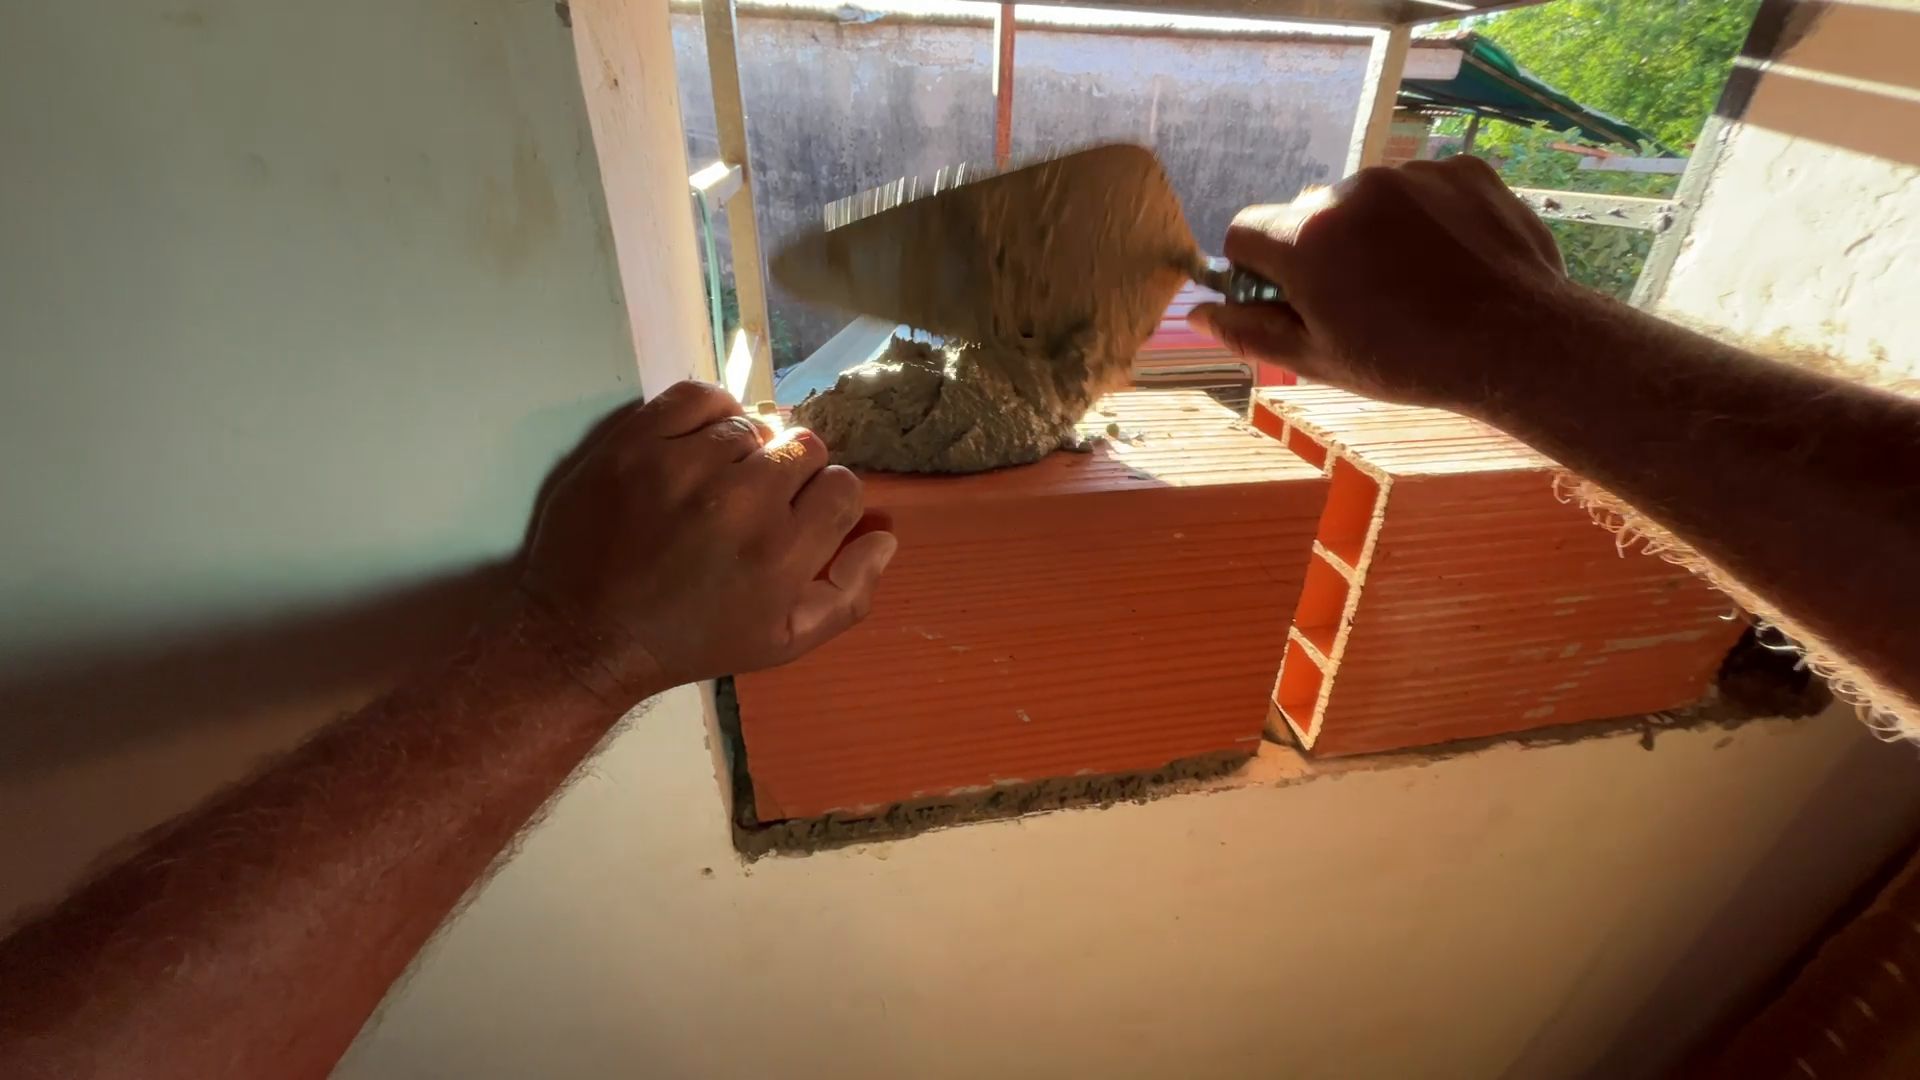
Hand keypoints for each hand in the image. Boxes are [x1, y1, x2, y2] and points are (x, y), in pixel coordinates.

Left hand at [515, 381, 896, 701]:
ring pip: (753, 423)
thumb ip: (849, 593)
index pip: (844, 487)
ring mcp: (683, 465)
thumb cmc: (696, 641)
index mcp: (783, 554)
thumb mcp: (786, 641)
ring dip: (748, 449)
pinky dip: (711, 412)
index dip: (830, 501)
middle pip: (805, 447)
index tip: (803, 518)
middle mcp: (741, 501)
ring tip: (722, 482)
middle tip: (762, 503)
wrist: (585, 634)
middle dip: (794, 474)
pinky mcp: (634, 442)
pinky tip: (702, 444)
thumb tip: (887, 534)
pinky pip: (700, 395)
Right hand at [1190, 156, 1567, 411]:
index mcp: (1307, 239)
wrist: (1519, 343)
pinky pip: (1412, 188)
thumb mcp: (1312, 358)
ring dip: (1361, 234)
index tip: (1280, 298)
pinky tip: (1437, 261)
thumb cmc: (1403, 361)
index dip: (1251, 269)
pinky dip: (1411, 219)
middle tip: (1346, 300)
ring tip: (1400, 283)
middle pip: (1301, 214)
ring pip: (1357, 200)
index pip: (1243, 230)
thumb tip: (1198, 315)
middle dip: (1309, 252)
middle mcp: (1352, 190)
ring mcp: (1411, 173)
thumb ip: (1247, 331)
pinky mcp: (1461, 168)